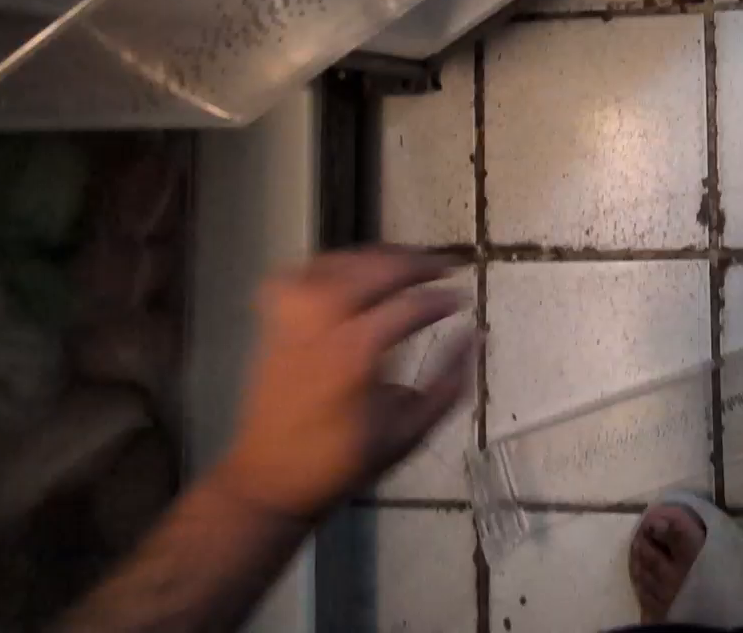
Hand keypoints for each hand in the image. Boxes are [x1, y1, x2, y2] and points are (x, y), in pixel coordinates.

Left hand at [216, 249, 477, 520]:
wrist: (265, 484)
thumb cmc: (342, 461)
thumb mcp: (409, 432)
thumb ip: (449, 381)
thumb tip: (476, 334)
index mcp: (353, 359)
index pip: (407, 307)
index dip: (441, 299)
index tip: (463, 301)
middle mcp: (320, 331)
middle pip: (370, 272)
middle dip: (414, 263)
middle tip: (446, 267)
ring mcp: (291, 325)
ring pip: (334, 264)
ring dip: (376, 257)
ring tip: (407, 262)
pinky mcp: (274, 326)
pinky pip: (299, 274)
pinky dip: (332, 264)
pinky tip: (357, 272)